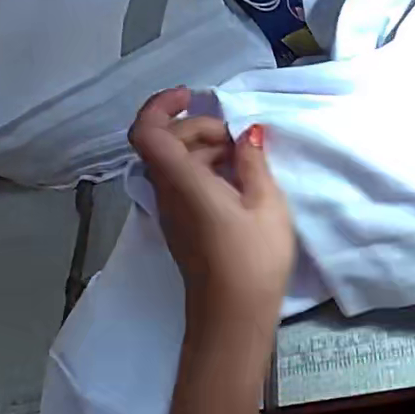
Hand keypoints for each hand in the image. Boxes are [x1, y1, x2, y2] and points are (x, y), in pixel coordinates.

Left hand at [128, 87, 294, 330]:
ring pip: (175, 164)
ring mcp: (172, 213)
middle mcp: (168, 194)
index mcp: (184, 182)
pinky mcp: (182, 227)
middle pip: (165, 143)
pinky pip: (184, 185)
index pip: (147, 131)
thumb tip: (246, 133)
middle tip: (240, 140)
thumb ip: (253, 162)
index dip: (161, 105)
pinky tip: (239, 184)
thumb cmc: (253, 259)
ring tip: (247, 160)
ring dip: (205, 150)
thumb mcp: (267, 205)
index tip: (193, 96)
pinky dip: (206, 172)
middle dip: (199, 127)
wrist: (233, 318)